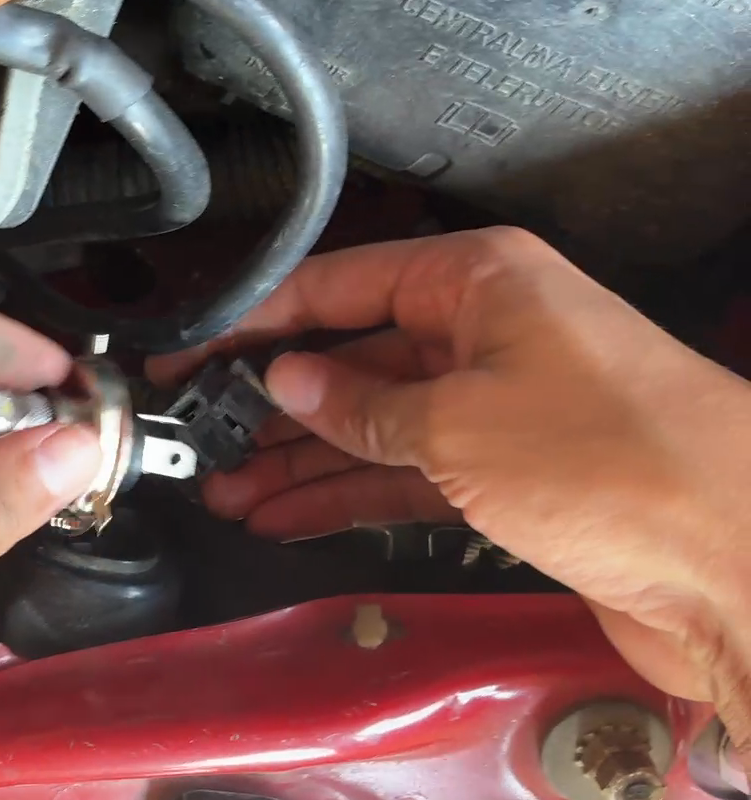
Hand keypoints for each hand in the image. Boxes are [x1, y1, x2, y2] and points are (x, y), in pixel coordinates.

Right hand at [151, 227, 750, 737]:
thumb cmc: (612, 464)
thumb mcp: (457, 424)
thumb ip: (354, 403)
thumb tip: (281, 382)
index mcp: (472, 284)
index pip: (329, 288)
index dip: (249, 322)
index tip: (188, 353)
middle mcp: (473, 333)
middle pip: (341, 360)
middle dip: (267, 405)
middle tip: (198, 432)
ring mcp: (484, 405)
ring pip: (361, 423)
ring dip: (293, 460)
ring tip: (223, 489)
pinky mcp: (497, 470)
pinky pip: (394, 470)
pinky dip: (340, 493)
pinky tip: (279, 515)